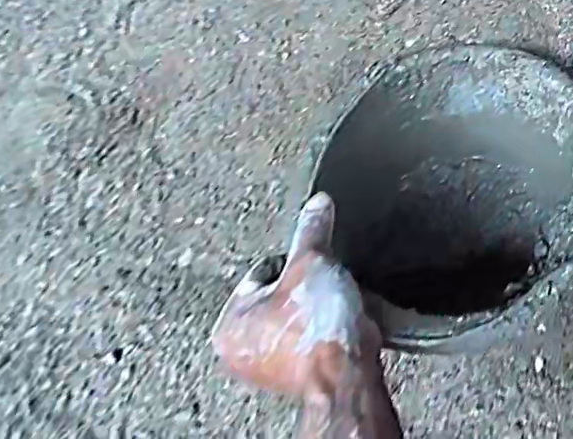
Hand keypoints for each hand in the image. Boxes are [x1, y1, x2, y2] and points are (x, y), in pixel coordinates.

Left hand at [211, 193, 381, 401]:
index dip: (295, 259)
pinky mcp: (296, 368)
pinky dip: (324, 320)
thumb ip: (312, 229)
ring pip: (297, 309)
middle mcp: (240, 348)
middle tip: (324, 281)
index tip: (315, 263)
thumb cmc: (315, 323)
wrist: (344, 370)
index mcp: (229, 324)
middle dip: (305, 281)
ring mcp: (267, 362)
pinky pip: (310, 329)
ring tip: (334, 299)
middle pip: (281, 290)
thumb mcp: (313, 261)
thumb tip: (316, 202)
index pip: (264, 270)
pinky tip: (338, 316)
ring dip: (316, 301)